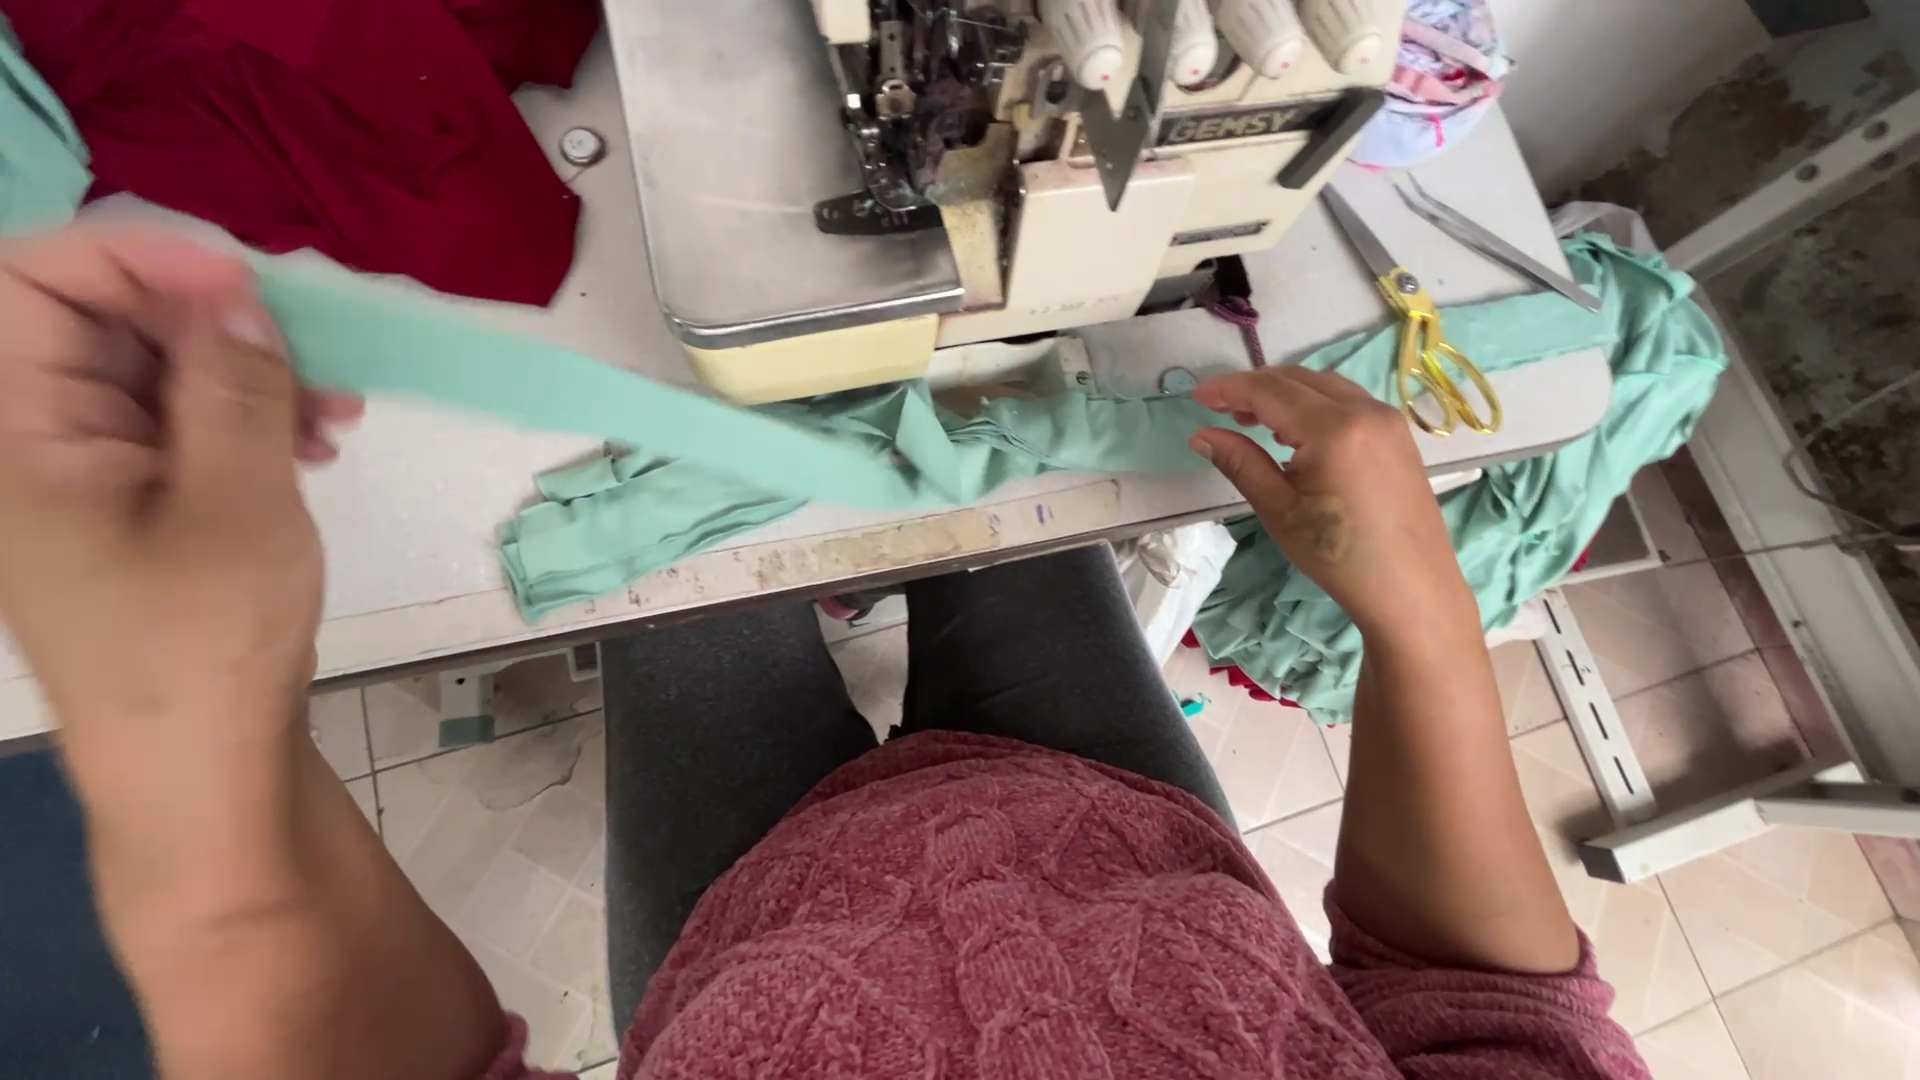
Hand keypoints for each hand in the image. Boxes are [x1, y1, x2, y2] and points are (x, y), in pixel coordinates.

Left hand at [0, 227, 356, 786]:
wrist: (203, 746)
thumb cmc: (204, 631)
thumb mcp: (237, 501)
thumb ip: (234, 387)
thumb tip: (239, 294)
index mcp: (5, 427)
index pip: (35, 284)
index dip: (141, 258)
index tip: (255, 280)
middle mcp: (26, 433)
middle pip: (107, 323)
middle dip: (222, 326)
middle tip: (324, 359)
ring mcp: (84, 466)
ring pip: (161, 372)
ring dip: (254, 376)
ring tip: (338, 414)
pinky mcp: (137, 495)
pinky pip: (186, 422)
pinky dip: (253, 418)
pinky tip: (314, 444)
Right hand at [1188, 367, 1472, 633]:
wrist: (1411, 588)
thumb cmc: (1338, 555)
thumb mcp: (1279, 510)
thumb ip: (1240, 463)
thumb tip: (1202, 435)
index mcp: (1333, 429)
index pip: (1270, 391)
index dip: (1229, 389)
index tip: (1196, 396)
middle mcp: (1365, 411)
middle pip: (1297, 379)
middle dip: (1253, 387)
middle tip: (1217, 409)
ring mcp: (1387, 420)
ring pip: (1323, 385)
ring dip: (1283, 393)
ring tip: (1249, 420)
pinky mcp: (1397, 434)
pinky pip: (1346, 400)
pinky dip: (1311, 403)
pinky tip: (1292, 433)